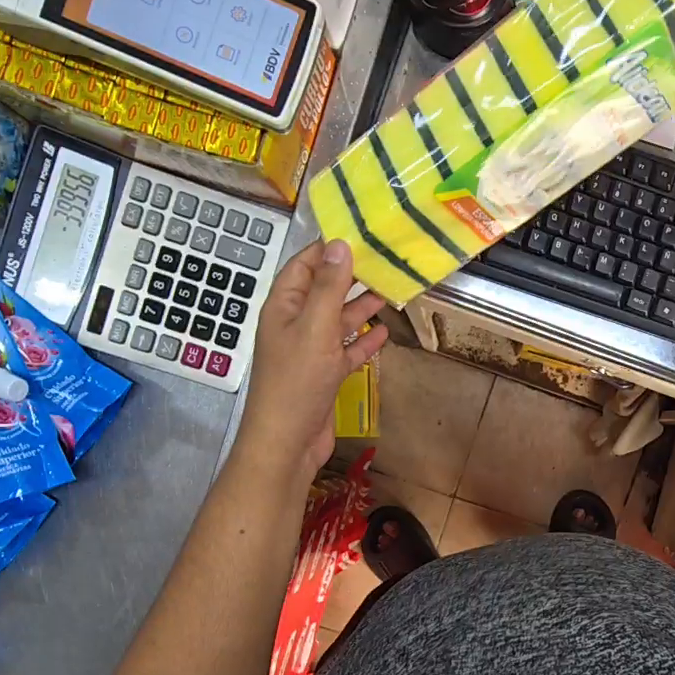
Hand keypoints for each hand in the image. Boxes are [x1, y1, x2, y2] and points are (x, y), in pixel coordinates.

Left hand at [238, 240, 389, 474]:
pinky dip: (363, 341)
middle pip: (324, 291)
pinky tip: (382, 332)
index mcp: (284, 307)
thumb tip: (340, 244)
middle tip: (384, 260)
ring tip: (390, 290)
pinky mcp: (324, 375)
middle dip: (351, 276)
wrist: (288, 442)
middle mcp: (295, 324)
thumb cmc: (297, 382)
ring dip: (360, 307)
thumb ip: (329, 287)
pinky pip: (346, 351)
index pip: (304, 265)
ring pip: (337, 321)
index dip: (328, 249)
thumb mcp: (315, 329)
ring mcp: (310, 351)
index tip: (360, 233)